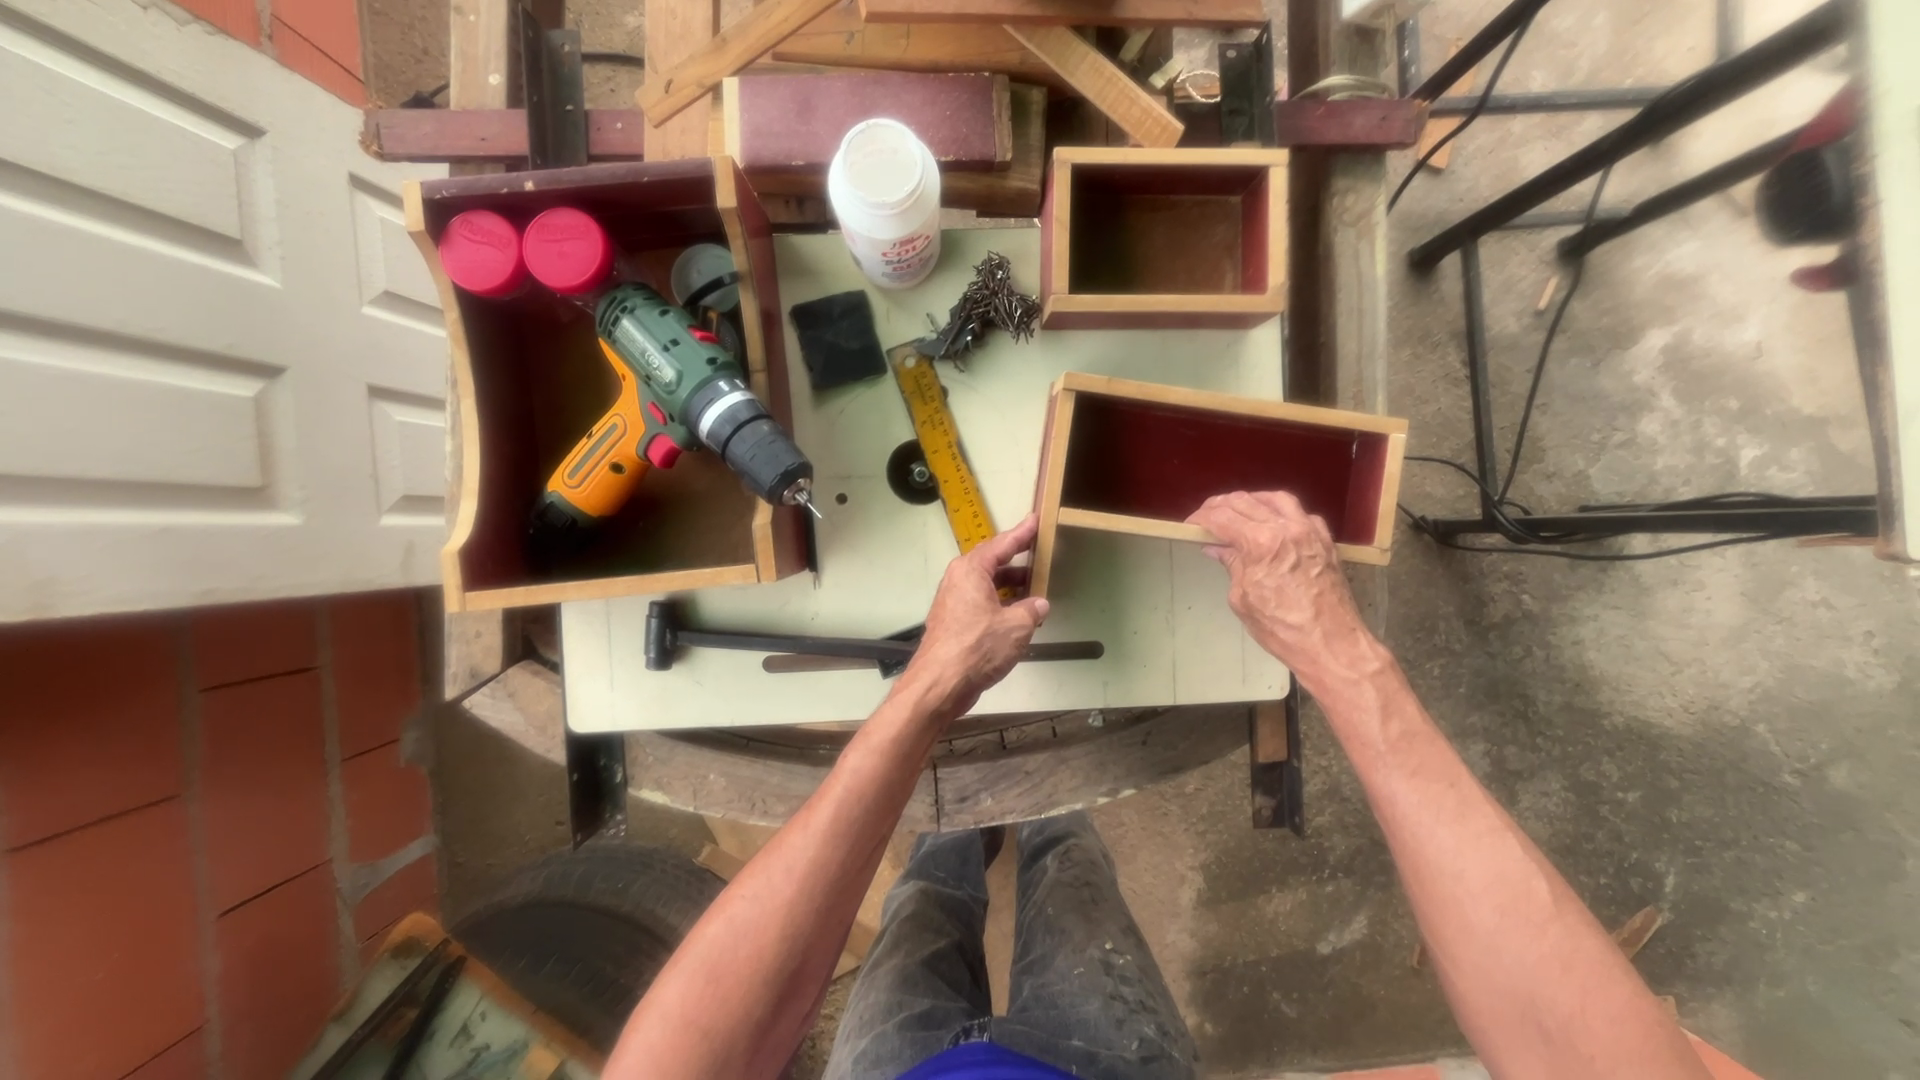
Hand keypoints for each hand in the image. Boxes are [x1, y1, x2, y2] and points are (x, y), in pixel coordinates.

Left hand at [899, 514, 1050, 719]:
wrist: (940, 684)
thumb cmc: (976, 648)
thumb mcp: (1016, 626)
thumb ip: (1031, 610)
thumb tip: (1039, 605)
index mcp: (971, 571)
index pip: (1001, 545)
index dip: (1021, 534)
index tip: (1033, 521)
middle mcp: (957, 581)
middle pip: (991, 564)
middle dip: (1016, 562)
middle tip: (1038, 556)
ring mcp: (952, 603)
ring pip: (985, 586)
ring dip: (1009, 588)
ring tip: (1033, 590)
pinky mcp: (952, 624)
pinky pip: (980, 605)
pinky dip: (999, 605)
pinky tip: (1015, 618)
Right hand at [1186, 492, 1385, 696]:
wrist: (1331, 644)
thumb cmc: (1282, 628)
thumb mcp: (1242, 599)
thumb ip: (1232, 565)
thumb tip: (1217, 548)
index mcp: (1261, 543)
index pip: (1221, 517)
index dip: (1201, 518)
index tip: (1190, 524)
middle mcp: (1286, 528)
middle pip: (1245, 501)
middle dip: (1220, 505)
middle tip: (1206, 517)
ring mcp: (1310, 531)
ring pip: (1275, 498)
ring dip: (1252, 500)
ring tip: (1238, 510)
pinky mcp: (1325, 540)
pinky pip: (1301, 513)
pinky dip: (1281, 511)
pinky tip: (1274, 523)